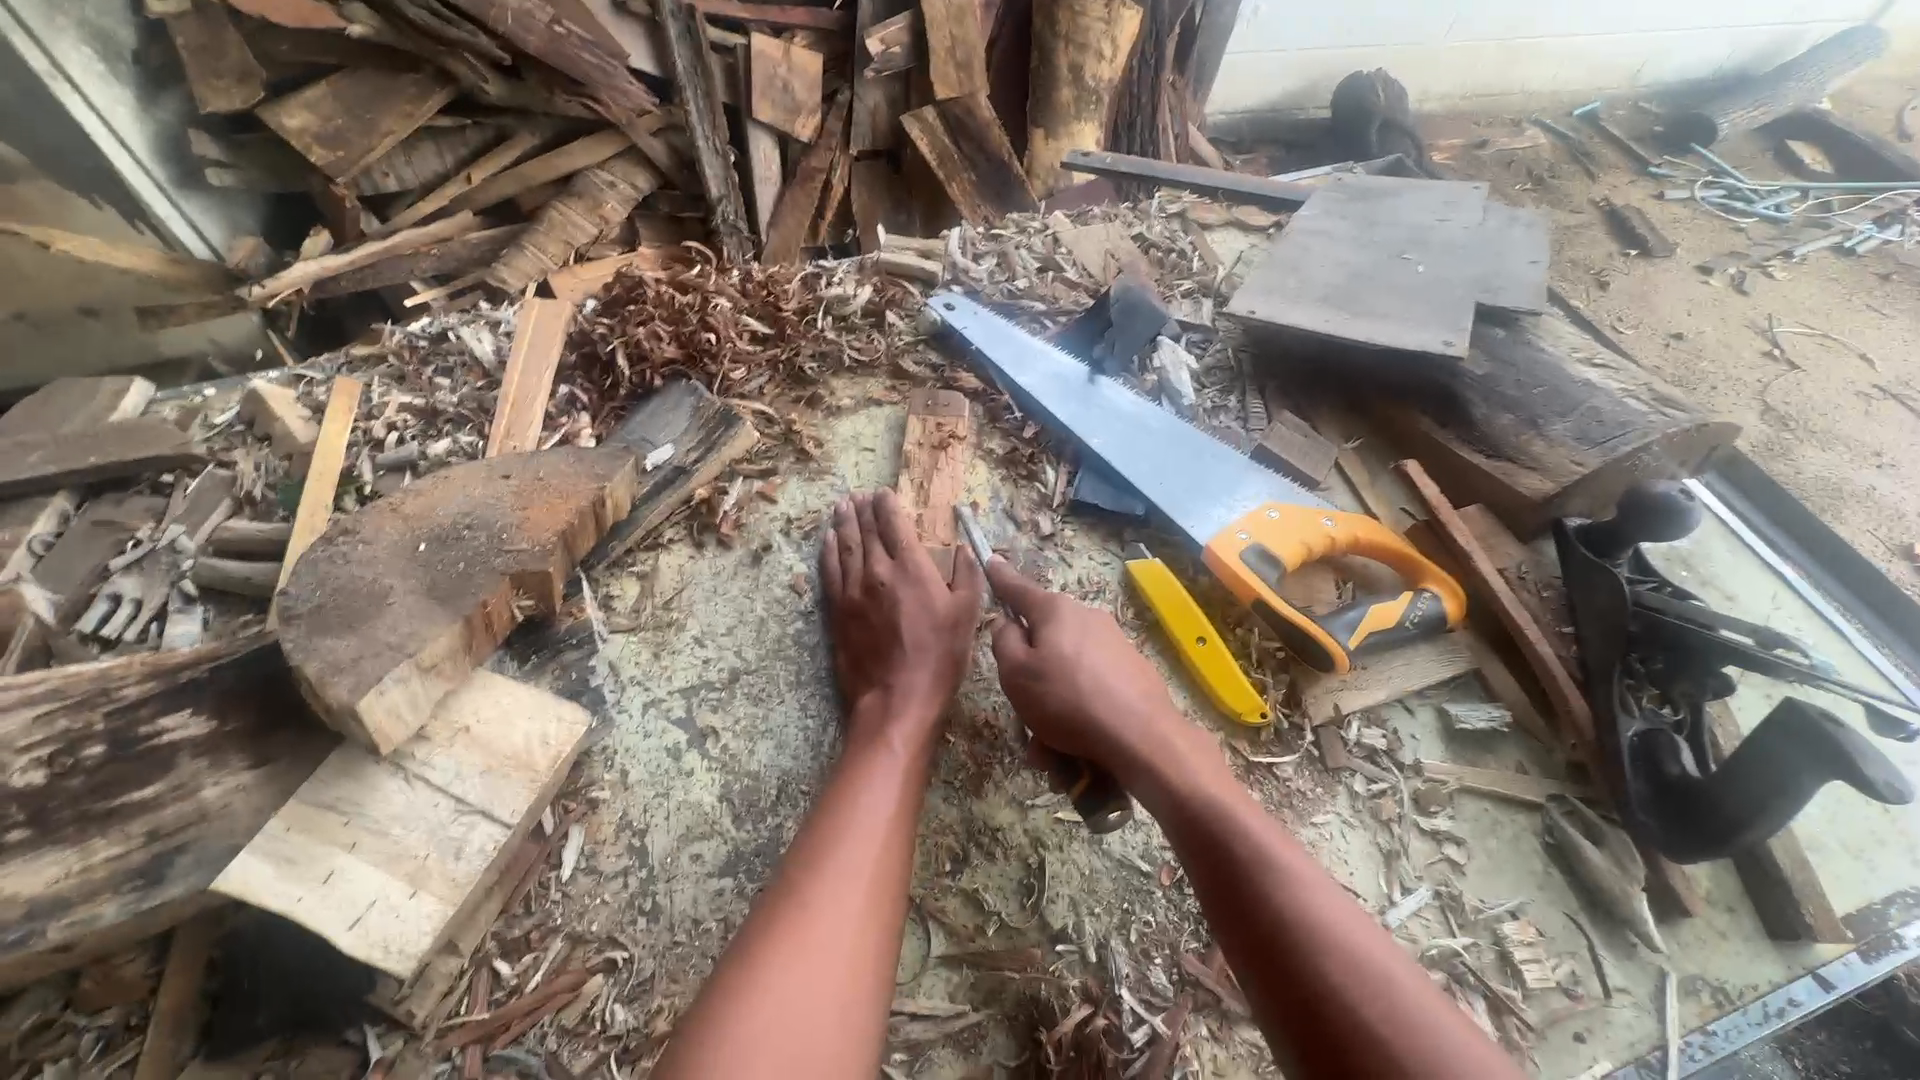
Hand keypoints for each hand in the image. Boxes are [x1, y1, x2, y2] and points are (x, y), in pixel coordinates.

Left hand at [820, 490, 985, 748]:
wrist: (896, 699)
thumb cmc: (938, 658)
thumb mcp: (966, 615)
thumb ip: (967, 575)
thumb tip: (963, 548)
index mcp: (911, 567)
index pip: (894, 523)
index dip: (888, 504)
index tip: (884, 493)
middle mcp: (877, 571)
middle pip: (865, 530)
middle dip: (863, 508)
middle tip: (859, 495)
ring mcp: (852, 590)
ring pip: (844, 545)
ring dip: (843, 522)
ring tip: (842, 506)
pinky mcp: (836, 611)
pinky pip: (829, 570)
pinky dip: (827, 550)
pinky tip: (826, 540)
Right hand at [986, 559, 1206, 785]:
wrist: (1141, 735)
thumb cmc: (1067, 699)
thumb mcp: (1016, 673)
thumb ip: (1003, 641)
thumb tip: (1007, 622)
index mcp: (1055, 610)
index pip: (1019, 589)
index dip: (1001, 578)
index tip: (992, 559)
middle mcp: (1086, 617)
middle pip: (1045, 639)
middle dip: (1032, 675)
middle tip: (1027, 712)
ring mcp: (1113, 642)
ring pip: (1067, 670)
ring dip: (1054, 702)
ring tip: (1051, 747)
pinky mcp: (1132, 668)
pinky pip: (1091, 686)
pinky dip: (1079, 710)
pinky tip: (1078, 747)